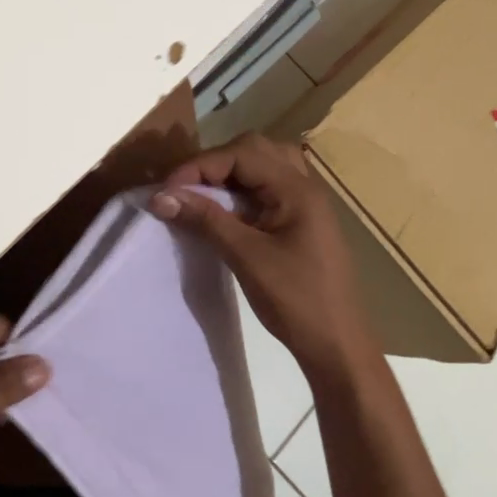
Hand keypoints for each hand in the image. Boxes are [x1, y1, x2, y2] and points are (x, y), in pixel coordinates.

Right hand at [147, 133, 362, 361]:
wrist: (337, 345)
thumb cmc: (296, 300)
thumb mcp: (246, 257)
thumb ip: (205, 220)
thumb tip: (160, 196)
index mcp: (297, 190)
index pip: (241, 154)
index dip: (200, 166)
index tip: (167, 191)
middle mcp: (304, 187)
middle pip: (253, 150)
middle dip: (213, 164)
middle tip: (184, 190)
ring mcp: (304, 204)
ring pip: (261, 167)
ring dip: (227, 175)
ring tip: (200, 197)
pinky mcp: (299, 222)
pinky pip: (266, 189)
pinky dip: (239, 192)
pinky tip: (222, 213)